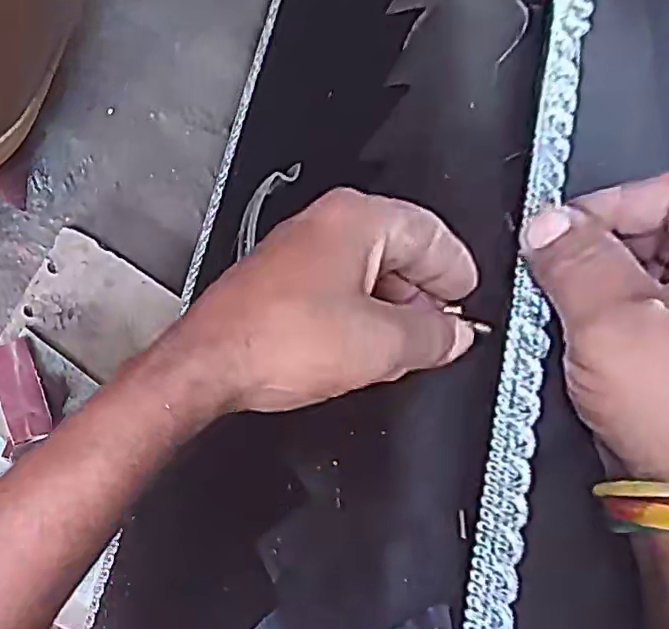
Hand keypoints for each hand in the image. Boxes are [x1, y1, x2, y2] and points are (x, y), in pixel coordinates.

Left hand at [146, 188, 480, 414]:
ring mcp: (281, 259)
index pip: (433, 236)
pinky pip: (316, 299)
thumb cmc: (271, 344)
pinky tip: (342, 350)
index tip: (467, 298)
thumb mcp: (379, 346)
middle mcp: (313, 228)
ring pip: (351, 280)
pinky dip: (338, 321)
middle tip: (433, 331)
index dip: (457, 273)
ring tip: (390, 349)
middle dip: (415, 297)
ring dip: (376, 314)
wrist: (201, 370)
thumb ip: (432, 337)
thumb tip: (454, 335)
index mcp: (354, 219)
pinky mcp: (259, 292)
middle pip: (390, 255)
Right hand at [522, 157, 668, 479]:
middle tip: (554, 276)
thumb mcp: (612, 324)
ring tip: (574, 309)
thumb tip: (549, 225)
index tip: (553, 234)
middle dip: (608, 248)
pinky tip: (597, 324)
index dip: (611, 207)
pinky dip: (626, 299)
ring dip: (611, 277)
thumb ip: (576, 263)